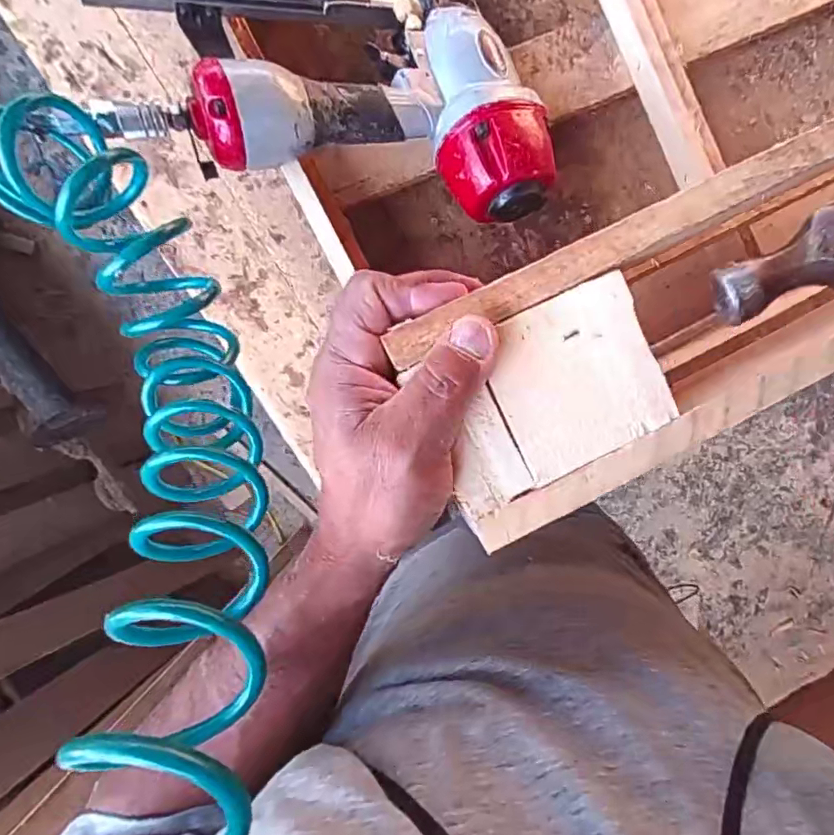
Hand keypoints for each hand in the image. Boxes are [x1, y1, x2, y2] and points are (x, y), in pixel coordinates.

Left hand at [309, 269, 497, 567]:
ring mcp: (379, 387)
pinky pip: (431, 371)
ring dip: (455, 339)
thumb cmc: (372, 504)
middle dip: (444, 308)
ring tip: (491, 344)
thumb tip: (475, 329)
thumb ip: (441, 385)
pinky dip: (458, 368)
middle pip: (397, 311)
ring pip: (417, 339)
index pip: (368, 297)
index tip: (461, 302)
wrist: (368, 545)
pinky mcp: (402, 406)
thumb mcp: (410, 443)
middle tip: (487, 316)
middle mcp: (358, 370)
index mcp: (342, 368)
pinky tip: (482, 379)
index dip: (415, 289)